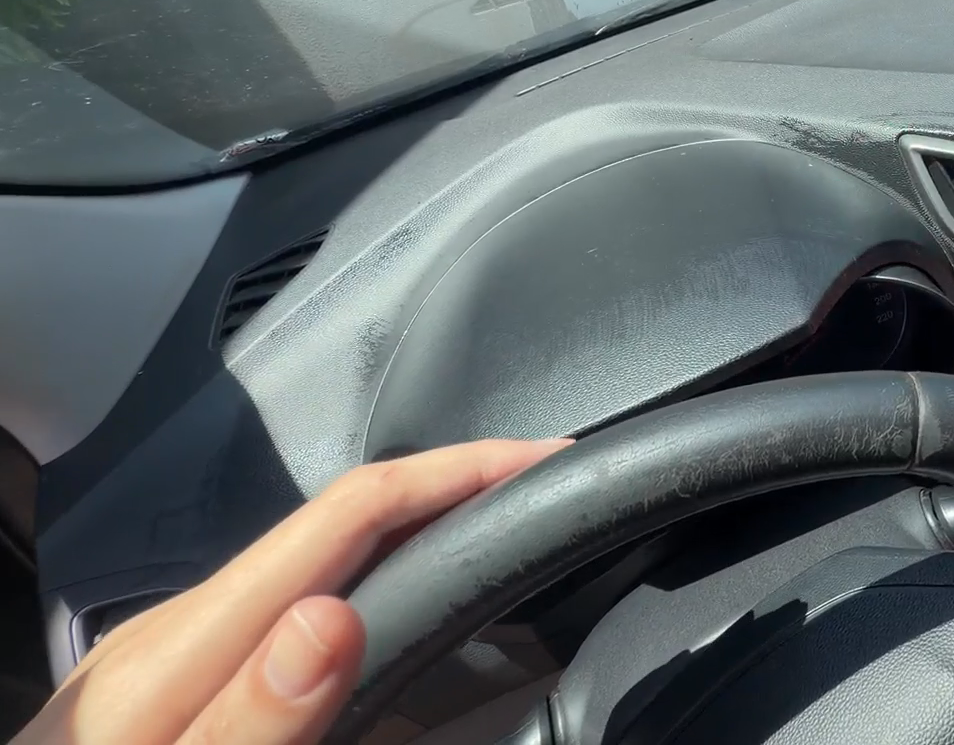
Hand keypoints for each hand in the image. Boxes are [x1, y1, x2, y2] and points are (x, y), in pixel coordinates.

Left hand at [15, 437, 568, 744]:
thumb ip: (246, 726)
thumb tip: (330, 619)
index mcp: (180, 649)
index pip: (350, 511)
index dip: (459, 468)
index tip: (543, 459)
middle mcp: (191, 616)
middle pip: (353, 508)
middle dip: (463, 474)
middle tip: (549, 477)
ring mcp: (192, 632)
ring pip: (341, 536)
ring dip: (437, 505)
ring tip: (510, 506)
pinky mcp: (203, 654)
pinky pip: (325, 573)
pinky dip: (401, 547)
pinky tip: (431, 561)